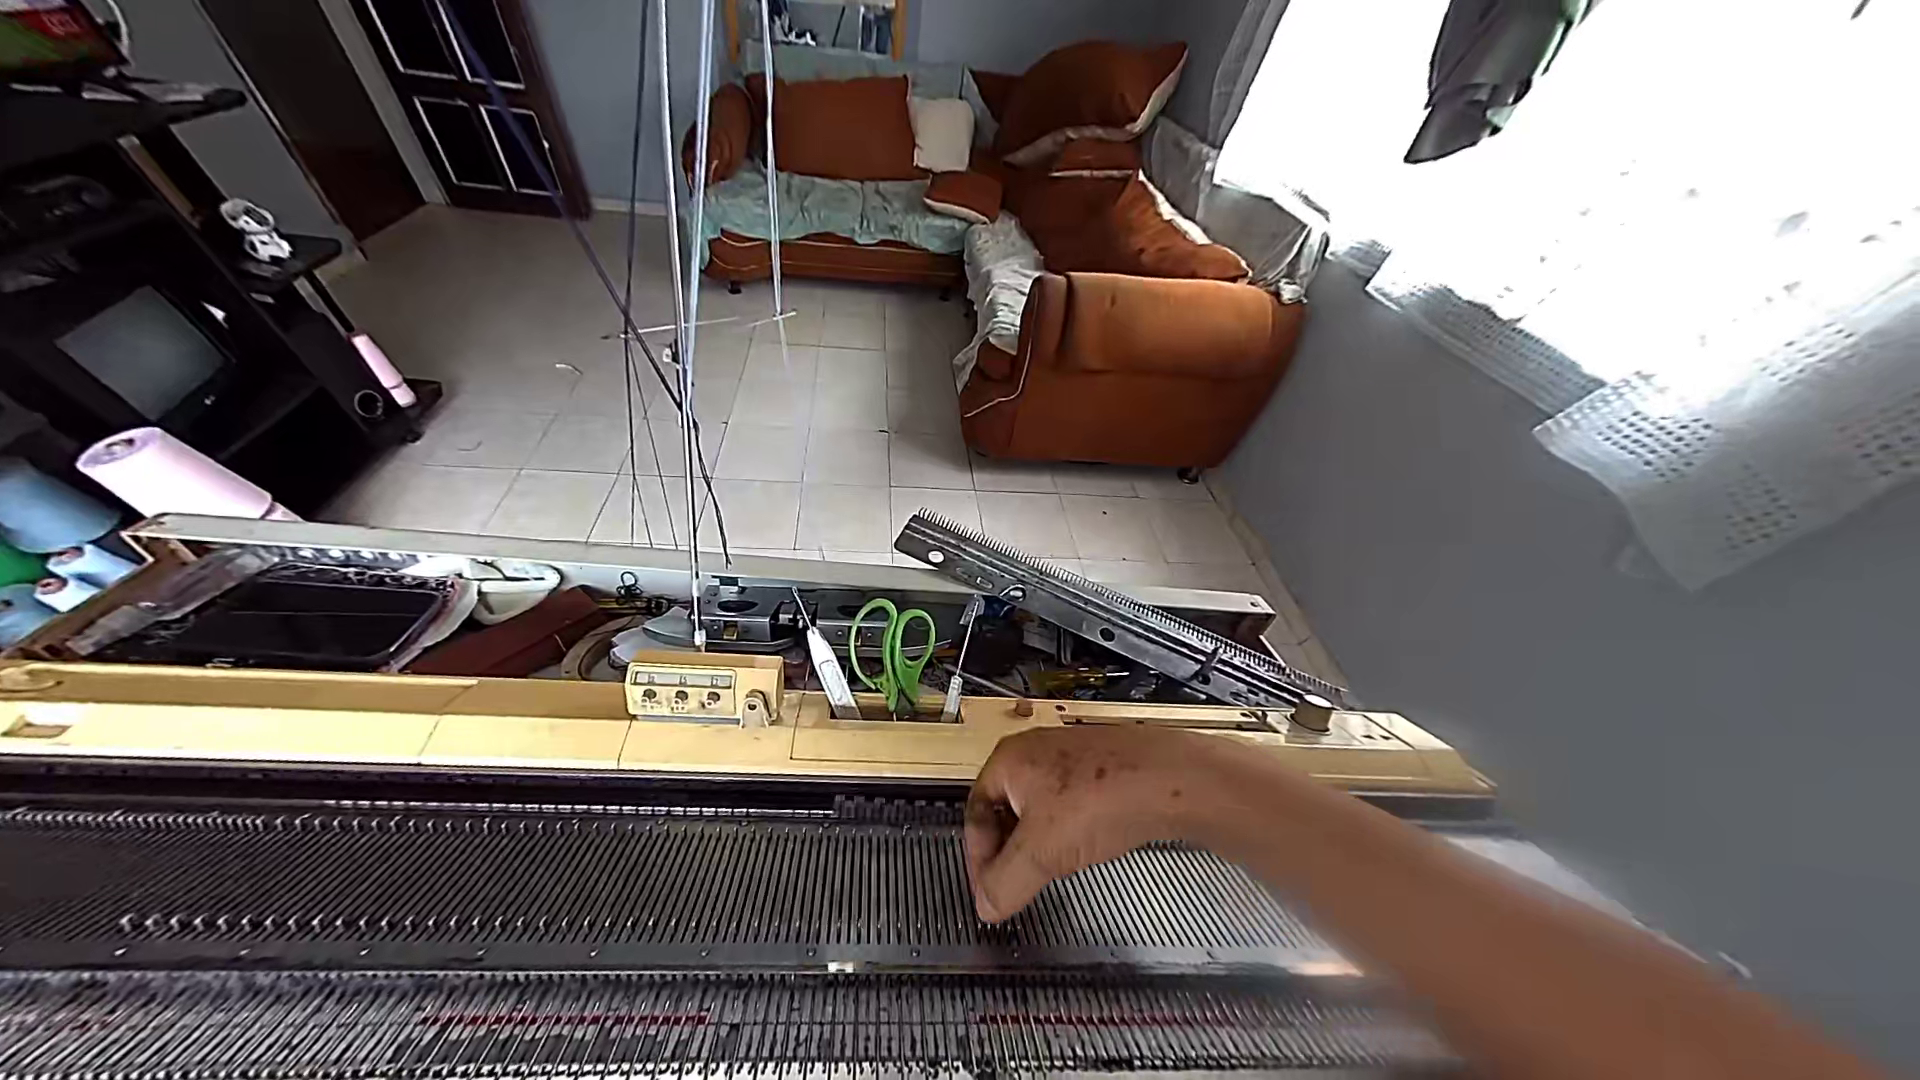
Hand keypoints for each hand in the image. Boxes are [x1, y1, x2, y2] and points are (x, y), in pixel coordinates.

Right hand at [963, 725, 1238, 921]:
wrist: (1168, 778)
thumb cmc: (1099, 800)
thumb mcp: (1041, 853)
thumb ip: (1004, 885)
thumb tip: (987, 907)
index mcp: (1007, 759)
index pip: (973, 814)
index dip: (978, 860)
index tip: (990, 894)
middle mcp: (1033, 748)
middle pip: (1004, 808)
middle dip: (1009, 850)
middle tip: (1018, 884)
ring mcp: (1068, 752)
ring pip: (1038, 805)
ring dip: (1039, 840)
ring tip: (1054, 867)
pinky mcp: (1099, 762)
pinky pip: (1069, 799)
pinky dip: (1069, 826)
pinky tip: (1086, 843)